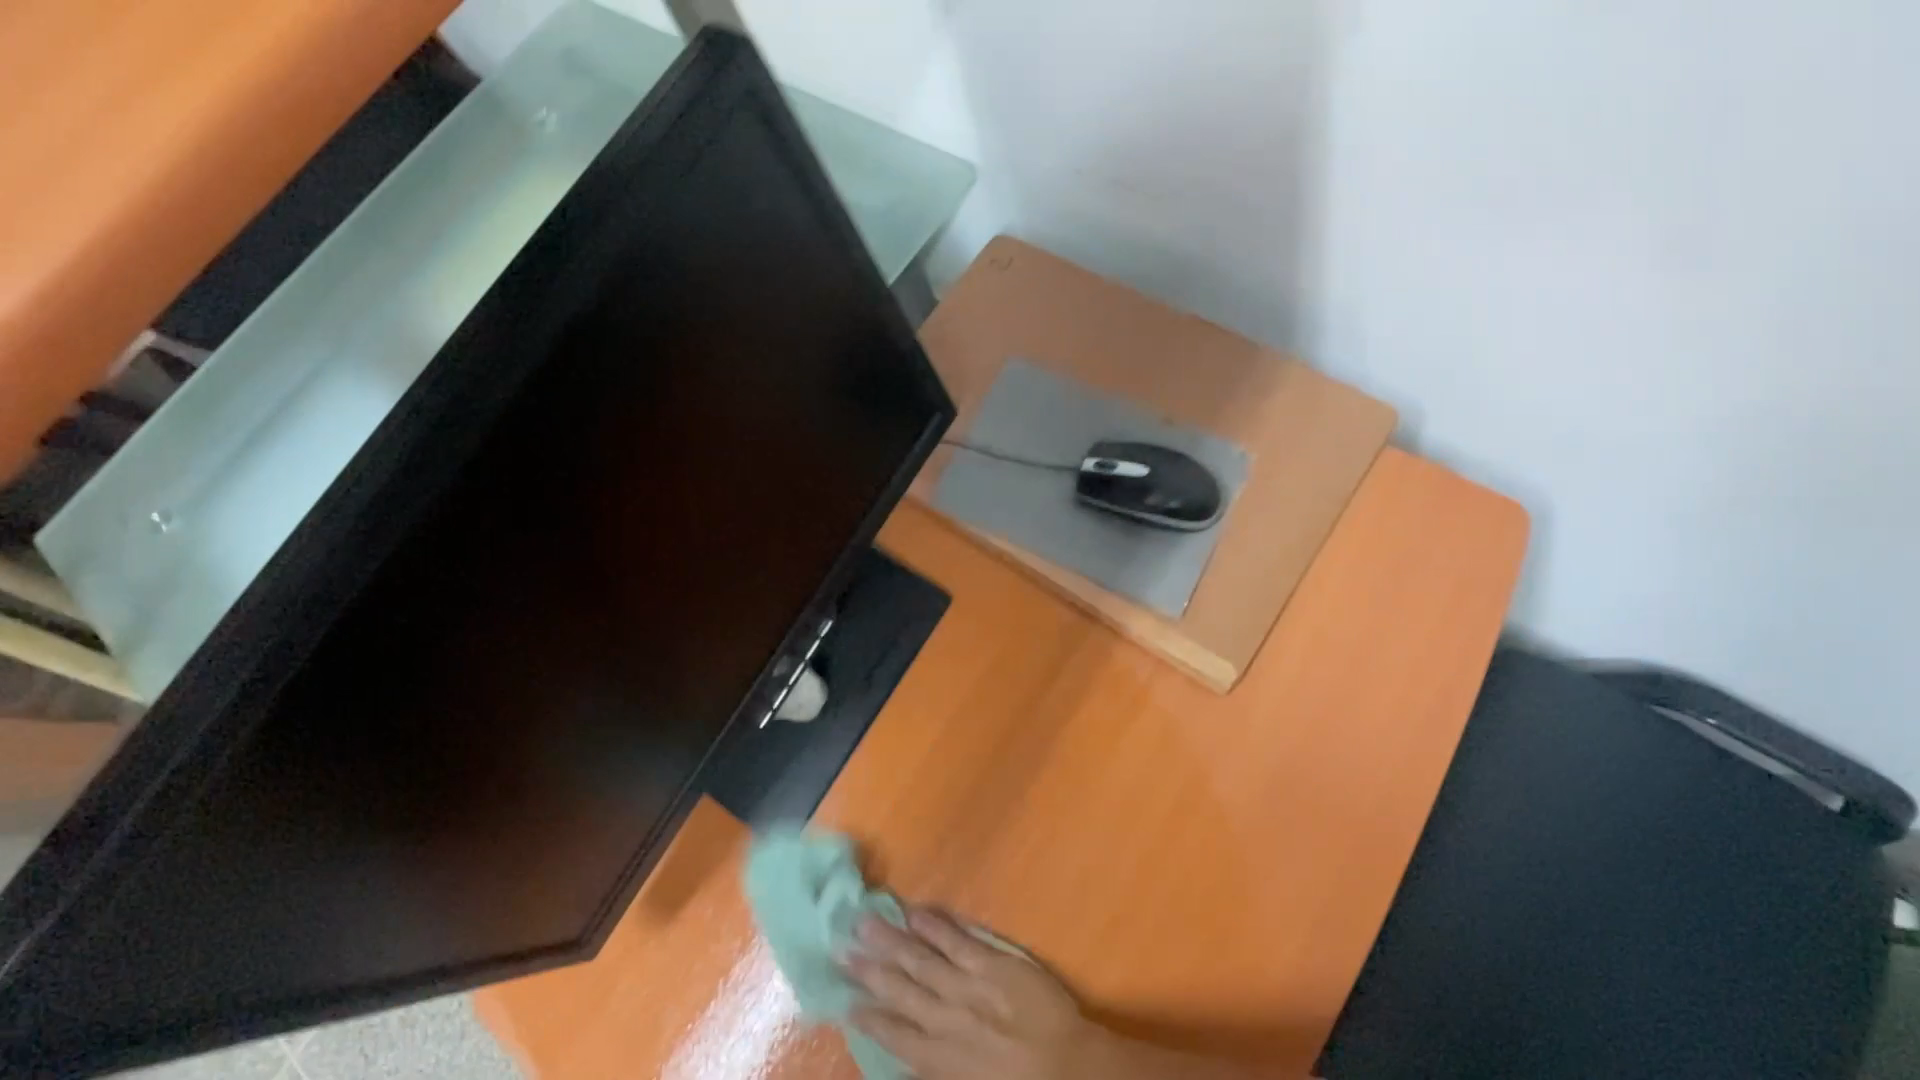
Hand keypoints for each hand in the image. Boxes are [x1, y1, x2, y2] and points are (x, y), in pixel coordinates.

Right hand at [844, 907, 1098, 1079]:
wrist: (1071, 1069)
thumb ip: (933, 1071)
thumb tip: (903, 1063)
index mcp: (937, 1059)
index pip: (892, 1033)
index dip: (867, 1015)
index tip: (844, 998)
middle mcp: (944, 1020)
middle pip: (898, 989)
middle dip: (867, 968)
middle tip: (839, 946)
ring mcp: (968, 987)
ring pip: (920, 960)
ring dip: (889, 940)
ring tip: (863, 922)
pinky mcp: (993, 964)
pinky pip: (957, 941)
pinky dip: (934, 926)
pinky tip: (914, 912)